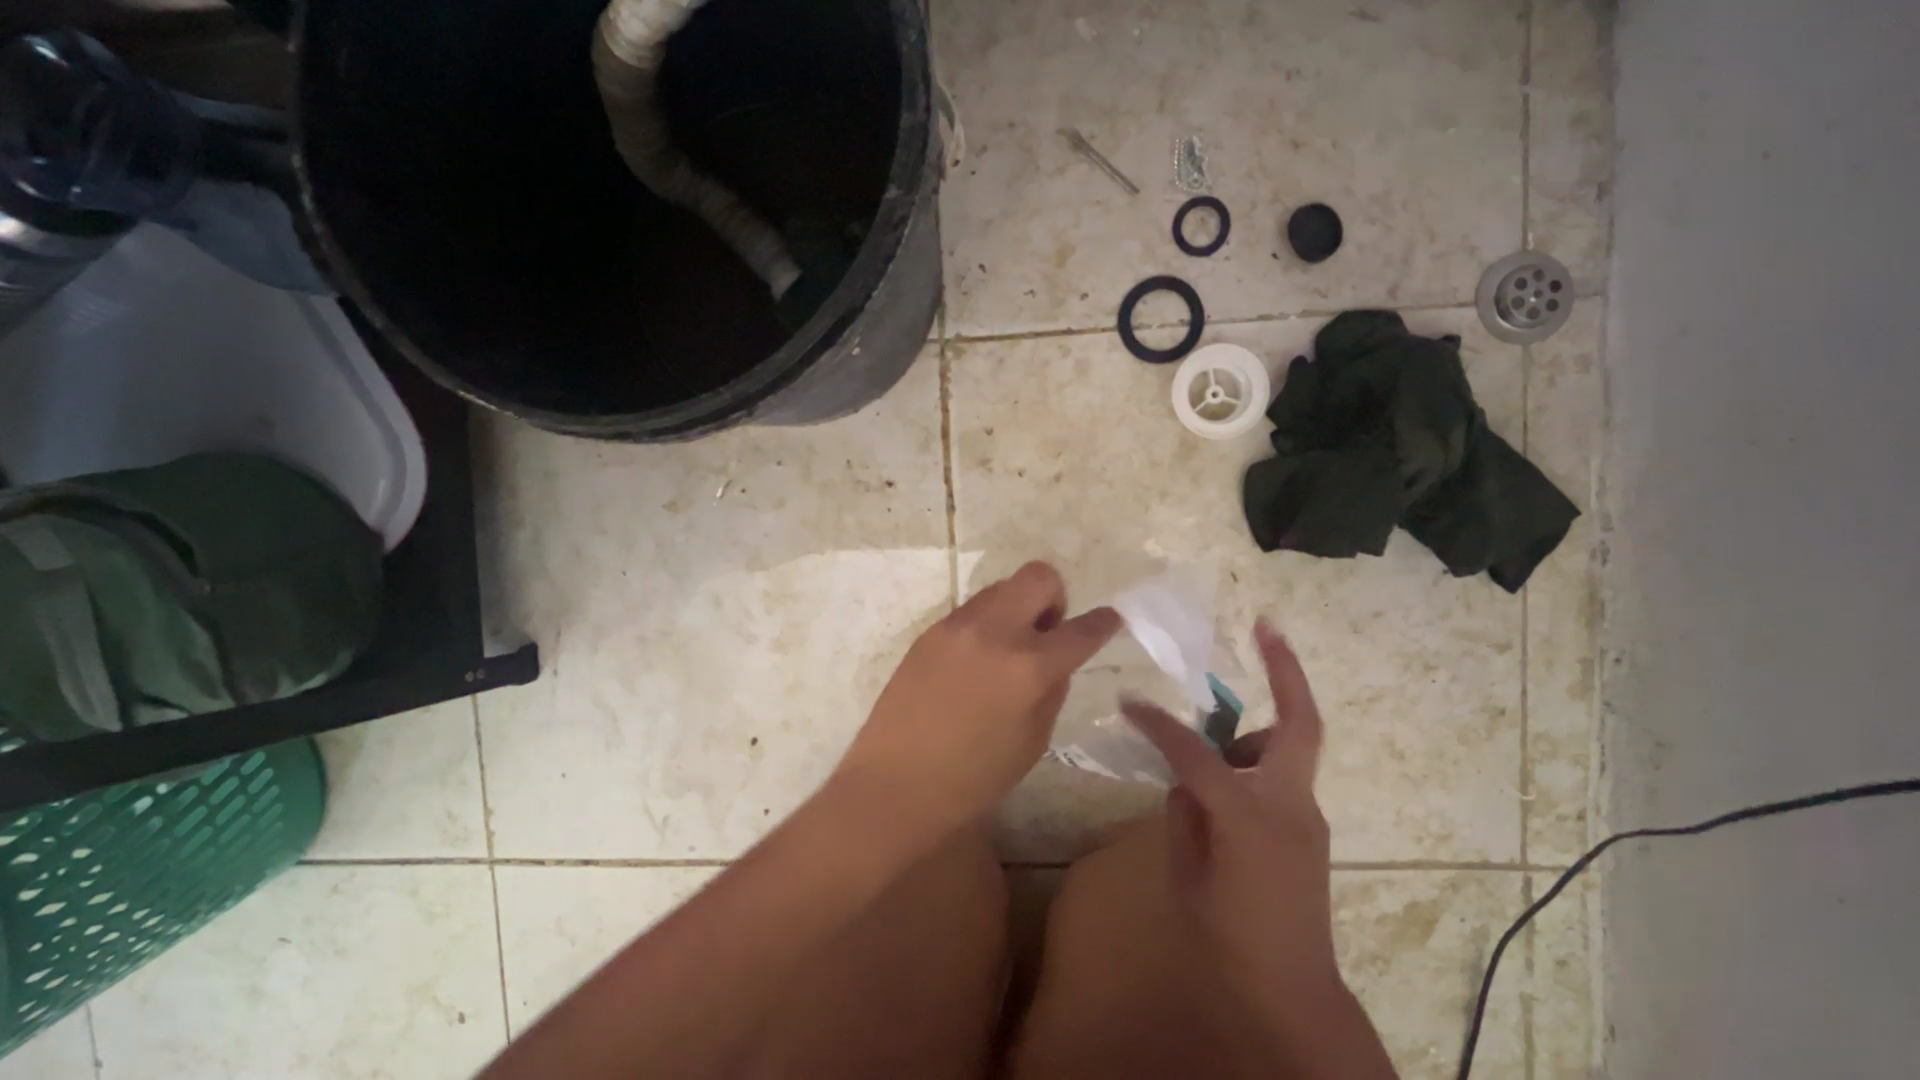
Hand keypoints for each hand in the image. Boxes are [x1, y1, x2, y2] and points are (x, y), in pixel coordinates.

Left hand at [834, 561, 1120, 840]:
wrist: (894, 784)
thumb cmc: (972, 779)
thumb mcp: (1032, 741)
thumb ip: (1051, 690)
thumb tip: (1056, 661)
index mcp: (1029, 666)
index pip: (1081, 630)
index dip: (1103, 623)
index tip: (1110, 619)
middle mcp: (995, 632)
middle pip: (1038, 577)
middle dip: (1054, 597)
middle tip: (1046, 634)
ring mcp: (956, 626)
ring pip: (1001, 588)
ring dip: (1016, 608)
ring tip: (1008, 652)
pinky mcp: (928, 632)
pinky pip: (971, 611)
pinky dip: (986, 624)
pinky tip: (976, 665)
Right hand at [1121, 621, 1340, 1003]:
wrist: (1293, 991)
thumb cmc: (1229, 939)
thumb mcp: (1187, 876)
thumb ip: (1184, 815)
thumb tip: (1186, 778)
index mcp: (1249, 817)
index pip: (1197, 754)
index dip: (1160, 724)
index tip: (1129, 701)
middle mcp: (1289, 804)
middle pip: (1300, 721)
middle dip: (1287, 669)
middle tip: (1269, 626)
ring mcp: (1308, 815)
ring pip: (1291, 747)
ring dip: (1258, 732)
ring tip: (1218, 746)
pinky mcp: (1312, 829)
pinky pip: (1283, 778)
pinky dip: (1256, 766)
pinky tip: (1226, 788)